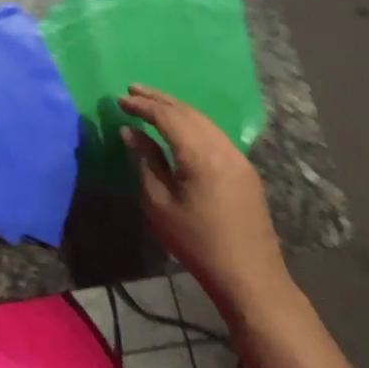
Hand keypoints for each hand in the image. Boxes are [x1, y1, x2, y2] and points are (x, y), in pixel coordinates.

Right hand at [119, 84, 287, 307]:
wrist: (250, 277)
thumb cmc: (196, 242)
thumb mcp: (159, 203)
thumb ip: (145, 162)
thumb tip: (131, 132)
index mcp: (201, 156)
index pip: (168, 117)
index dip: (142, 106)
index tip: (119, 100)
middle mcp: (223, 149)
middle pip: (189, 113)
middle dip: (159, 99)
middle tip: (132, 89)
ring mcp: (238, 159)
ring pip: (204, 121)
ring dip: (177, 109)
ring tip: (152, 103)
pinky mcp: (245, 171)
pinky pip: (214, 134)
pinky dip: (192, 123)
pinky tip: (179, 127)